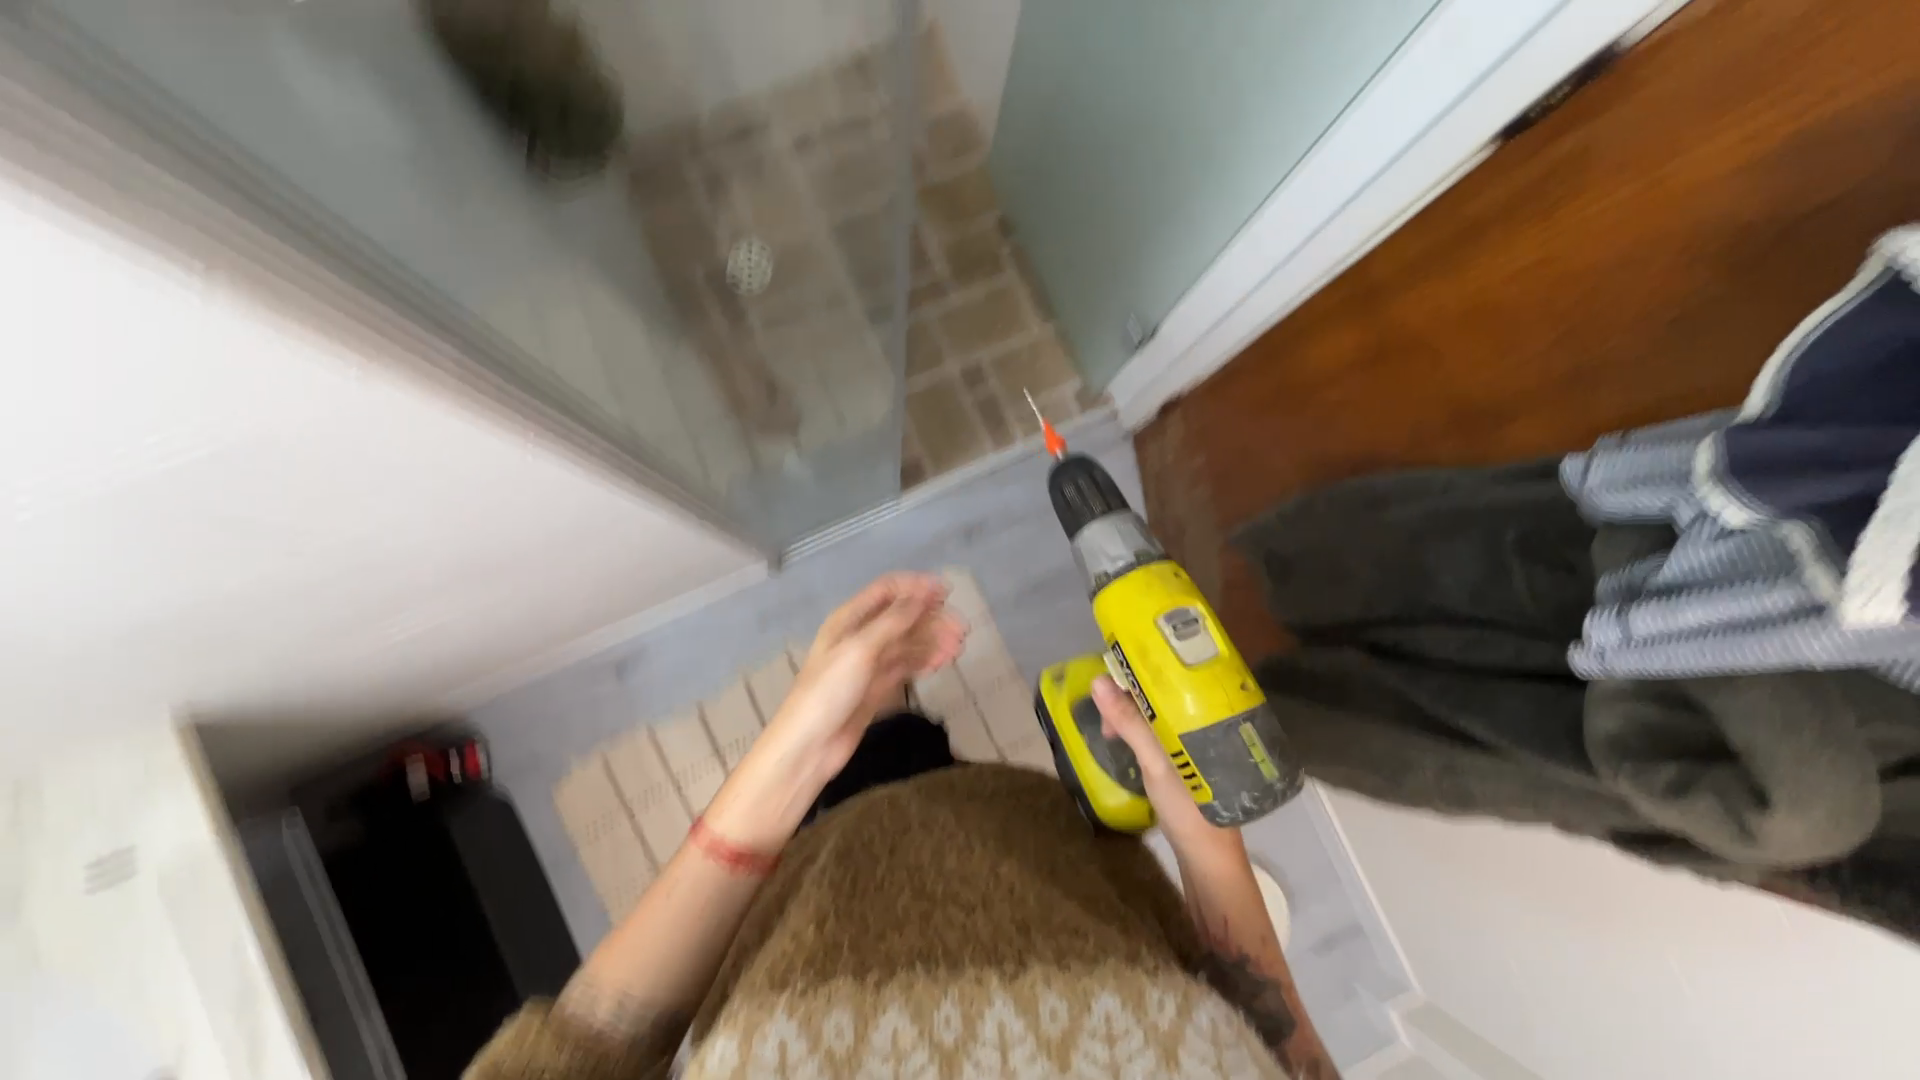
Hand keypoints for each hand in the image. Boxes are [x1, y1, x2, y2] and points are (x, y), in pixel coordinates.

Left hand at [766, 573, 967, 784]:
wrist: (809, 746)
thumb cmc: (829, 691)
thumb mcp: (860, 650)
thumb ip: (893, 621)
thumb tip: (922, 594)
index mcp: (848, 619)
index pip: (887, 591)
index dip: (916, 587)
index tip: (946, 592)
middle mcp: (859, 637)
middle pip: (901, 617)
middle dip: (931, 618)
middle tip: (962, 629)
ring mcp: (869, 664)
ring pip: (907, 643)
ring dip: (932, 641)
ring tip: (958, 648)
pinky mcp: (877, 688)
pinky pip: (905, 667)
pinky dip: (924, 661)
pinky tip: (941, 662)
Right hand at [1093, 675, 1245, 862]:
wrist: (1208, 857)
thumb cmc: (1187, 806)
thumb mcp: (1155, 761)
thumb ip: (1129, 722)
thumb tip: (1098, 681)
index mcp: (1203, 715)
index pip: (1171, 676)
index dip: (1139, 671)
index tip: (1109, 681)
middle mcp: (1203, 722)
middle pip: (1162, 694)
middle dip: (1129, 697)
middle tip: (1107, 719)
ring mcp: (1196, 741)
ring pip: (1158, 713)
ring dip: (1131, 716)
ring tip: (1112, 734)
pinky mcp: (1188, 758)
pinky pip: (1160, 732)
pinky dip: (1140, 731)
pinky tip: (1127, 741)